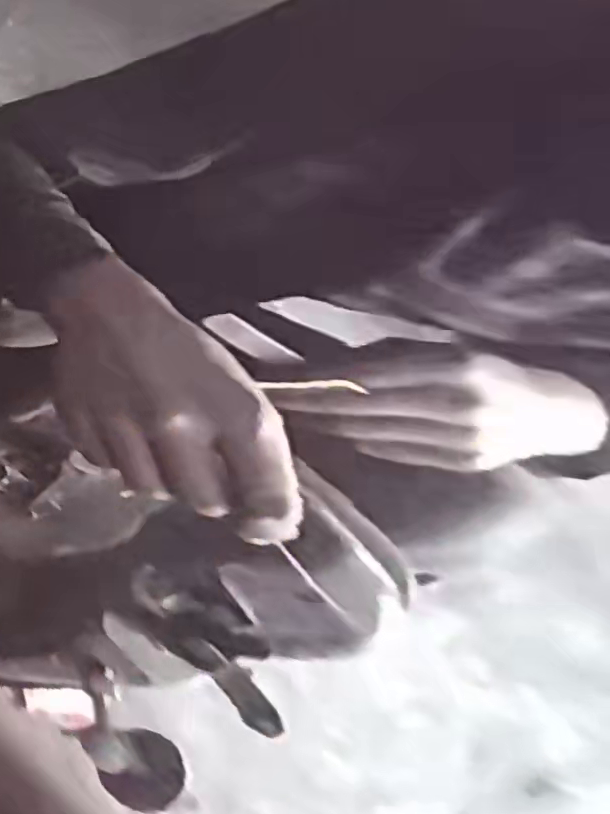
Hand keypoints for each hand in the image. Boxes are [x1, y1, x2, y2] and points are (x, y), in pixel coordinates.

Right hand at [44, 256, 300, 542]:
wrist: (106, 312)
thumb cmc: (180, 347)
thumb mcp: (234, 387)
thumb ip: (249, 445)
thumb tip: (263, 510)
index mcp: (235, 413)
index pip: (266, 494)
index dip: (270, 521)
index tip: (262, 526)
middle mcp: (180, 425)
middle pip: (202, 501)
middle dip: (205, 493)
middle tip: (197, 473)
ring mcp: (124, 425)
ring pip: (148, 488)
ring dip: (155, 478)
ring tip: (151, 451)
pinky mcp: (81, 422)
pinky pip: (103, 464)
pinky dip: (113, 457)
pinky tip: (116, 433)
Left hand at [270, 341, 607, 470]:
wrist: (554, 411)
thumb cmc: (472, 369)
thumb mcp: (426, 350)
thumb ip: (366, 359)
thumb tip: (294, 368)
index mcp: (450, 368)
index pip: (357, 378)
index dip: (305, 382)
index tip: (264, 381)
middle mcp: (458, 405)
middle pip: (354, 408)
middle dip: (300, 405)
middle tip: (259, 401)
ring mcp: (463, 439)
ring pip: (363, 432)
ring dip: (315, 424)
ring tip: (278, 416)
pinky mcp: (462, 463)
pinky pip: (385, 450)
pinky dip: (346, 439)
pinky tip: (320, 431)